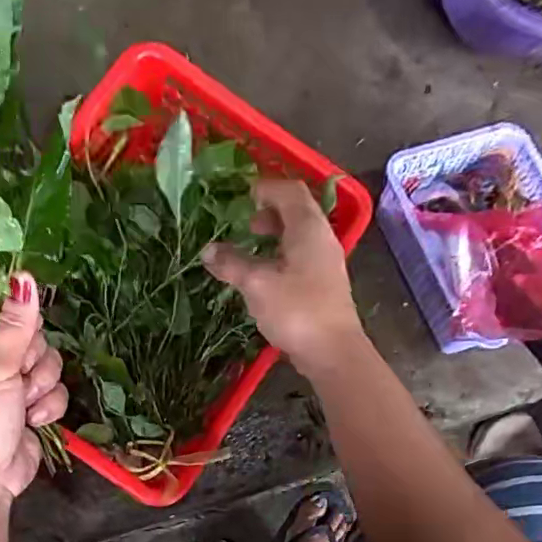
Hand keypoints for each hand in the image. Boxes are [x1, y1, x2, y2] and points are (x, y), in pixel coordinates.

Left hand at [0, 273, 66, 501]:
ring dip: (42, 389)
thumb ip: (15, 326)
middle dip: (33, 363)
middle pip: (33, 341)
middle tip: (17, 380)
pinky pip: (55, 394)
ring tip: (23, 407)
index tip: (19, 338)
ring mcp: (12, 388)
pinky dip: (48, 408)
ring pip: (49, 368)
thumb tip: (25, 276)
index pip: (0, 315)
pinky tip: (34, 423)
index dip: (16, 324)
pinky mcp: (32, 410)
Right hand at [202, 180, 368, 378]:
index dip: (266, 188)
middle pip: (298, 213)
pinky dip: (283, 259)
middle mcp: (322, 240)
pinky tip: (267, 279)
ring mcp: (327, 265)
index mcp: (308, 228)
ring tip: (253, 252)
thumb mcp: (257, 284)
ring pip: (301, 239)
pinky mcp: (326, 289)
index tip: (243, 196)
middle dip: (271, 214)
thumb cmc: (297, 311)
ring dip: (277, 239)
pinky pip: (303, 261)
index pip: (290, 191)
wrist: (333, 353)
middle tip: (247, 225)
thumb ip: (232, 264)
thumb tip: (208, 250)